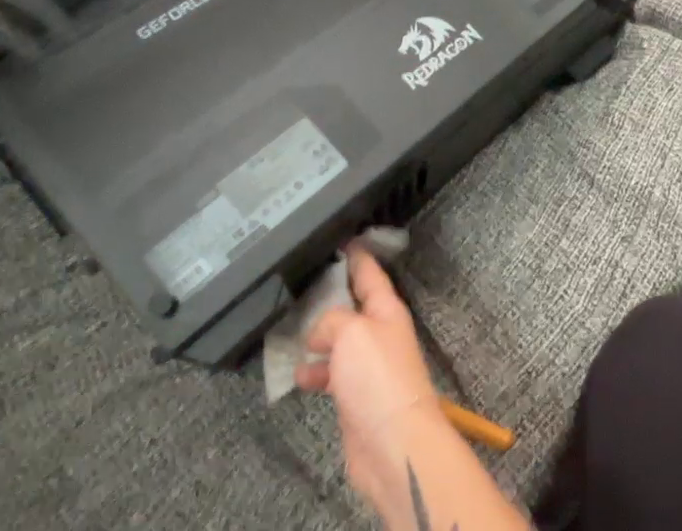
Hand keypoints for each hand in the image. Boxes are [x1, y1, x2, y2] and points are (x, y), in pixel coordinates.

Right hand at [297, 244, 447, 512]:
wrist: (392, 442)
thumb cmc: (379, 379)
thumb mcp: (352, 331)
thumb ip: (332, 319)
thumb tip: (319, 332)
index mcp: (387, 311)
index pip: (371, 274)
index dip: (357, 255)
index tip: (344, 239)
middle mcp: (381, 334)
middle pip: (354, 307)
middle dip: (331, 298)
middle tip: (303, 286)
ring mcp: (370, 366)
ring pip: (340, 342)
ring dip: (317, 339)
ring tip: (289, 334)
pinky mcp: (357, 396)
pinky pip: (332, 375)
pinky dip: (314, 373)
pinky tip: (298, 376)